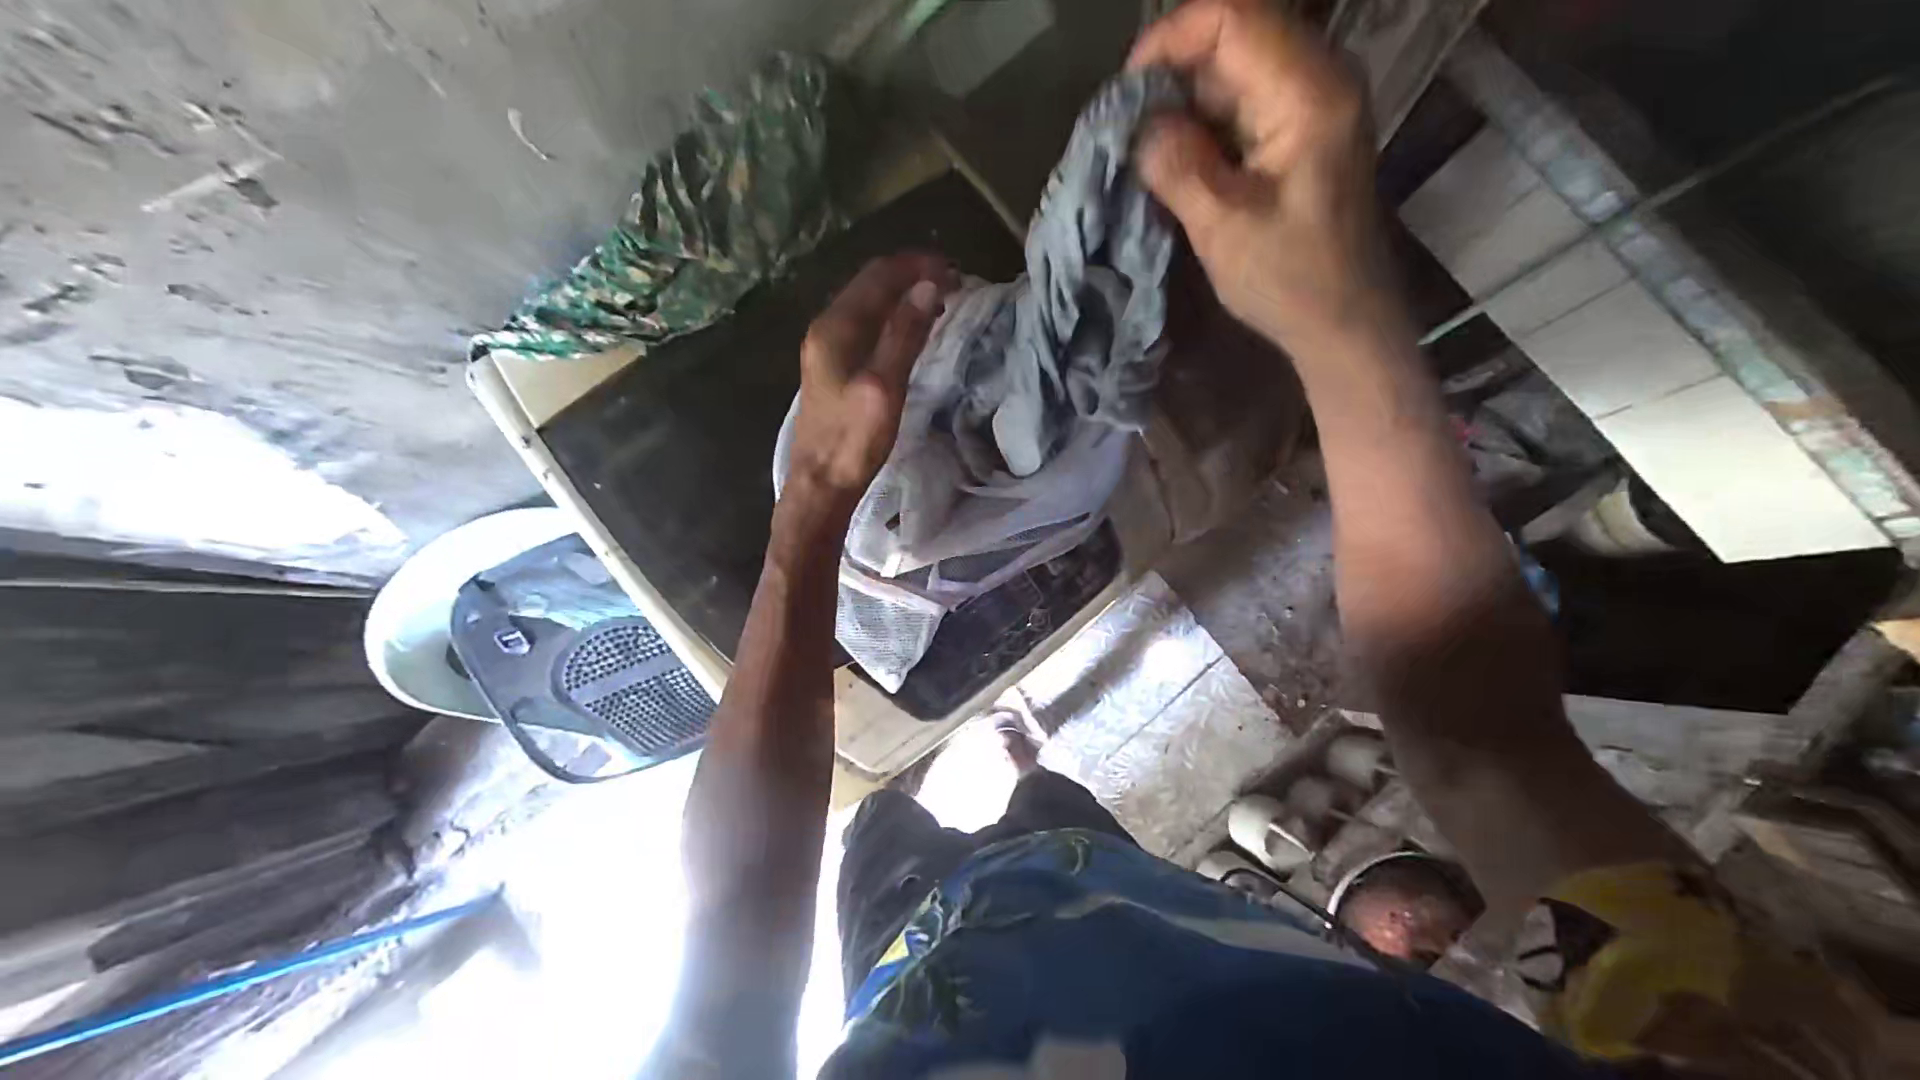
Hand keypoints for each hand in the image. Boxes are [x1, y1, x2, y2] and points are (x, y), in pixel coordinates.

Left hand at [788, 253, 952, 508]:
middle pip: (870, 284)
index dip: (916, 266)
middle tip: (953, 281)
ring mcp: (826, 348)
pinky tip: (911, 328)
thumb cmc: (853, 441)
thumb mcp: (885, 386)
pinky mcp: (833, 367)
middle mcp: (826, 329)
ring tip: (940, 299)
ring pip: (868, 304)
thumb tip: (928, 287)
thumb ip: (904, 335)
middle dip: (911, 275)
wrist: (820, 485)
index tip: (955, 270)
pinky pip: (866, 326)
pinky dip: (892, 318)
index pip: (878, 275)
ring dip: (902, 295)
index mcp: (835, 327)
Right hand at [1131, 0, 1404, 355]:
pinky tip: (1175, 158)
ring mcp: (1310, 105)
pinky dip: (1202, 123)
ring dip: (1183, 100)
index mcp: (1308, 93)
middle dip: (1172, 72)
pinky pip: (1242, 103)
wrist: (1342, 319)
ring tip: (1143, 146)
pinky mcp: (1298, 133)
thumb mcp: (1224, 228)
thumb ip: (1179, 167)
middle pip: (1235, 36)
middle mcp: (1317, 79)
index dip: (1171, 37)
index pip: (1234, 18)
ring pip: (1234, 70)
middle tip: (1128, 126)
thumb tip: (1141, 125)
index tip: (1125, 90)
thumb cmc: (1290, 279)